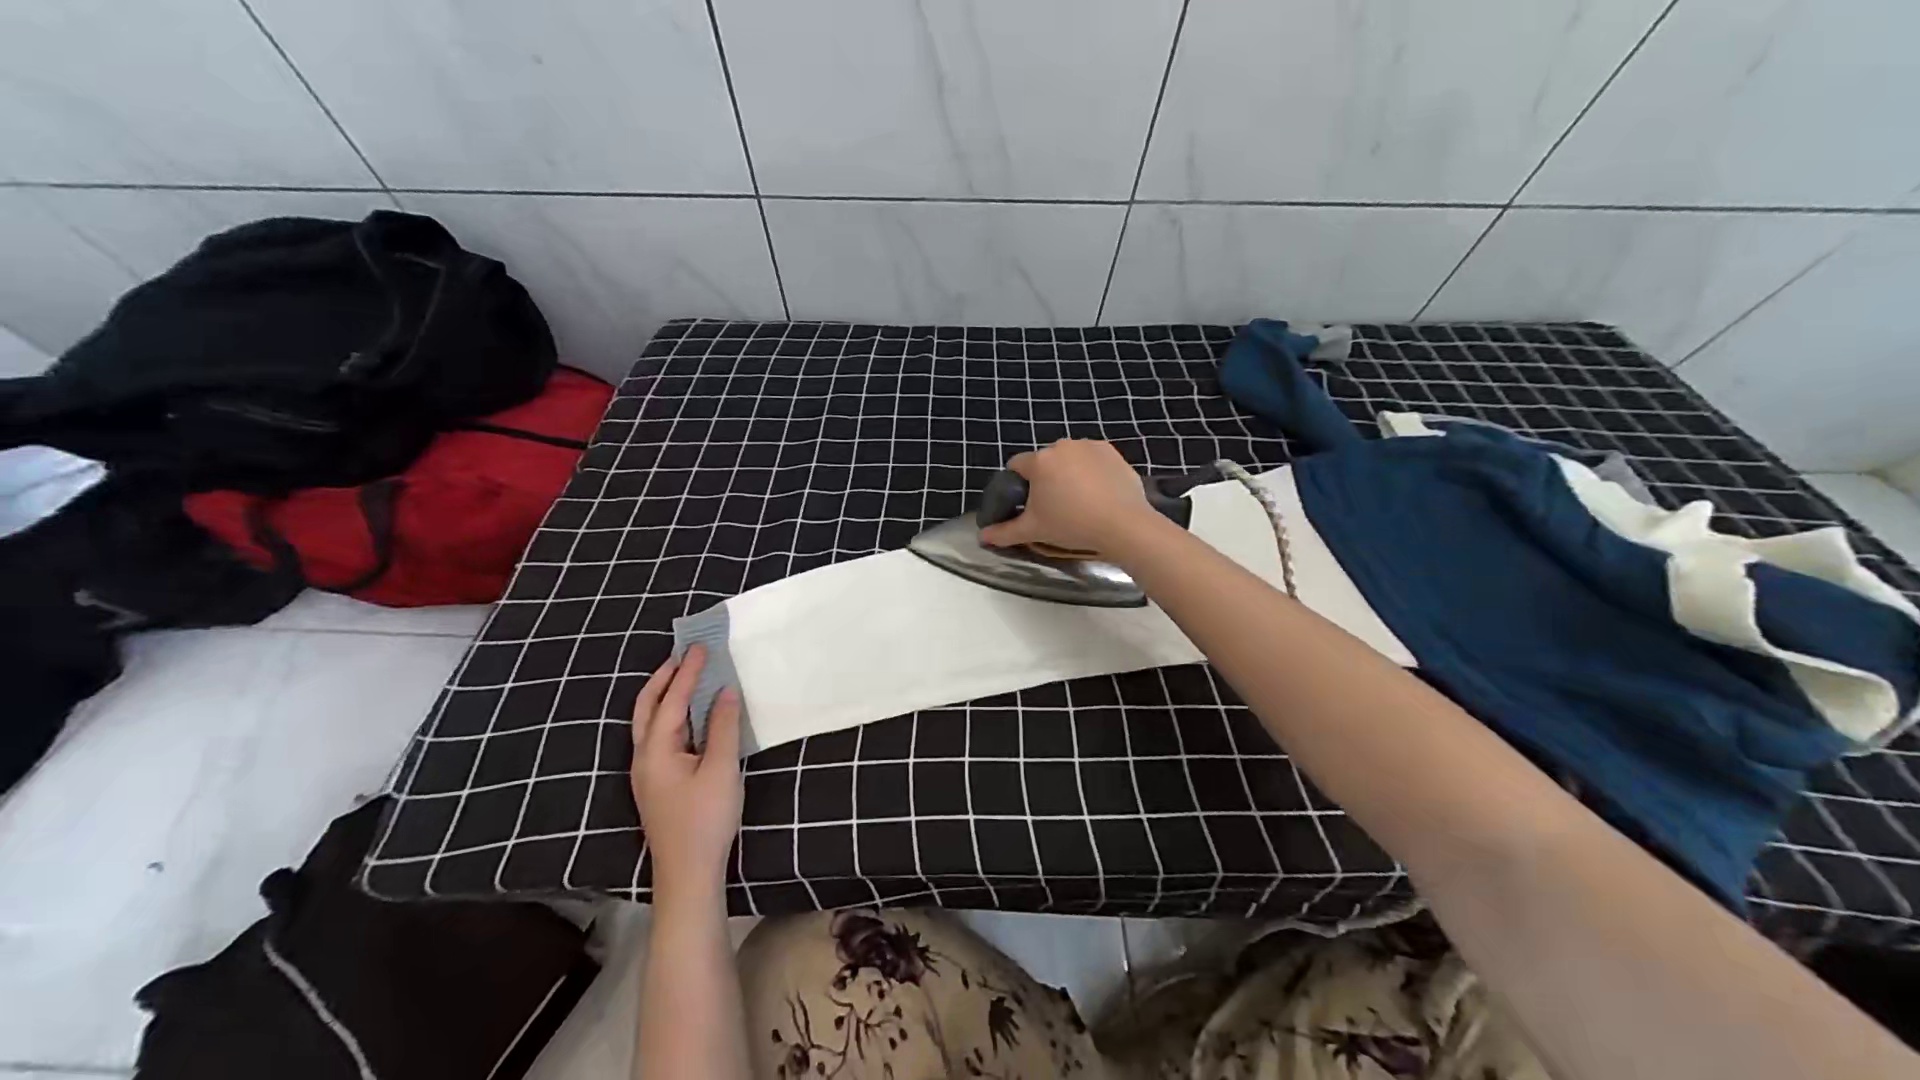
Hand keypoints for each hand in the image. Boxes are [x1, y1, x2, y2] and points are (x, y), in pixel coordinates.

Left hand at [630, 646, 742, 903]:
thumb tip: (725, 691)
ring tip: (684, 676)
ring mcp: (647, 772)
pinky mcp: (657, 783)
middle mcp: (643, 757)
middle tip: (684, 655)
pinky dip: (671, 714)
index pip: (672, 700)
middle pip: (647, 707)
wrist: (688, 872)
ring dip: (665, 695)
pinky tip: (689, 715)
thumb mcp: (721, 769)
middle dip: (664, 678)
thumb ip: (722, 727)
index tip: (701, 646)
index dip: (688, 672)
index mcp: (656, 750)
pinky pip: (659, 735)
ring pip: (649, 722)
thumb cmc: (706, 818)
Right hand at [977, 439, 1158, 555]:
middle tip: (1054, 506)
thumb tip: (982, 537)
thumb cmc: (1072, 525)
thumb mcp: (1034, 531)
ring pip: (1069, 458)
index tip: (1026, 503)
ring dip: (1068, 473)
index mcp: (1039, 461)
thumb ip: (1004, 532)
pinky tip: (1098, 493)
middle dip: (1045, 479)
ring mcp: (1089, 446)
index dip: (1017, 484)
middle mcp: (1062, 446)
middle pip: (1044, 461)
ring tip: (1079, 501)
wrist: (1123, 525)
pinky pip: (1092, 459)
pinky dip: (1091, 472)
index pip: (1016, 465)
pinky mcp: (1112, 452)